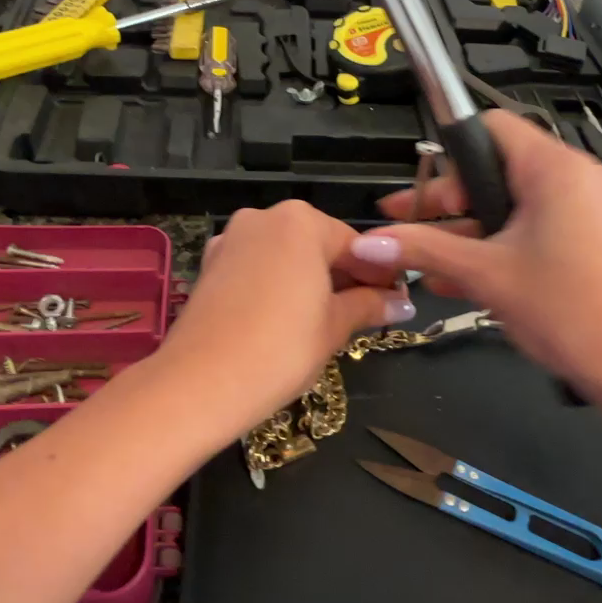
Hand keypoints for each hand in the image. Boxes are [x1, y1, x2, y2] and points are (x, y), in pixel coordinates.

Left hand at [159, 201, 413, 430]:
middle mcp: (263, 218)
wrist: (200, 383)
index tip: (395, 303)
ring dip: (310, 281)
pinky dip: (277, 286)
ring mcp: (231, 239)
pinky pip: (256, 268)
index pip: (357, 244)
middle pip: (318, 244)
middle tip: (366, 316)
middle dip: (343, 276)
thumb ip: (369, 305)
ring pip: (285, 256)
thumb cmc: (280, 350)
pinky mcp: (209, 265)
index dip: (380, 276)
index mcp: (301, 221)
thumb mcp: (334, 327)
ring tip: (327, 323)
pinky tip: (287, 320)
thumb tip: (401, 302)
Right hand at [351, 111, 601, 392]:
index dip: (447, 157)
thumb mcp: (486, 276)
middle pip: (500, 169)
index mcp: (555, 169)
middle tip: (411, 232)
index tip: (422, 196)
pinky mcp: (601, 241)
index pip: (489, 128)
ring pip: (518, 206)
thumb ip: (424, 250)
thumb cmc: (571, 313)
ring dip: (472, 233)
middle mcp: (580, 178)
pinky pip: (541, 230)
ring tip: (430, 267)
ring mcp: (595, 210)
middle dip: (451, 203)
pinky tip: (467, 282)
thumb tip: (368, 243)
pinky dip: (506, 247)